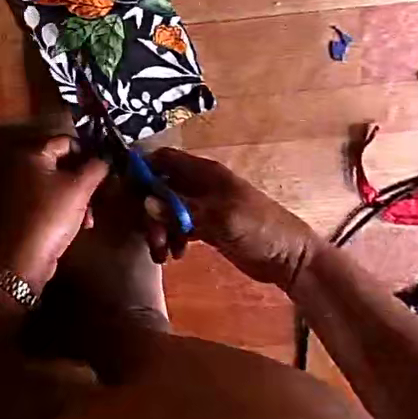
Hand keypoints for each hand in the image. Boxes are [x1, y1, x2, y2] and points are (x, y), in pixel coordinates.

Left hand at [0, 136, 110, 290]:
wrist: (24, 258)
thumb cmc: (51, 216)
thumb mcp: (79, 189)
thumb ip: (96, 167)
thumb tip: (105, 159)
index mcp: (32, 154)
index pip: (66, 141)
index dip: (88, 151)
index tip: (106, 167)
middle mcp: (23, 166)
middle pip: (64, 163)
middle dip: (86, 179)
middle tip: (103, 192)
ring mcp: (21, 188)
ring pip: (60, 183)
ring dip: (80, 196)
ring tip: (92, 215)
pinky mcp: (25, 208)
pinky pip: (51, 199)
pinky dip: (68, 207)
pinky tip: (82, 223)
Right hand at [145, 148, 319, 289]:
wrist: (292, 258)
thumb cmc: (260, 229)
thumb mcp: (221, 218)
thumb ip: (183, 210)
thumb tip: (146, 203)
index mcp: (205, 172)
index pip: (164, 159)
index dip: (143, 169)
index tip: (125, 192)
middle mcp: (200, 184)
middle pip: (161, 187)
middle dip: (150, 209)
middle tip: (152, 238)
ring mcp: (203, 205)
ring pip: (167, 208)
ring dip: (159, 227)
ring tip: (163, 253)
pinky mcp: (206, 226)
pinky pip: (179, 225)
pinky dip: (172, 237)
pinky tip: (175, 255)